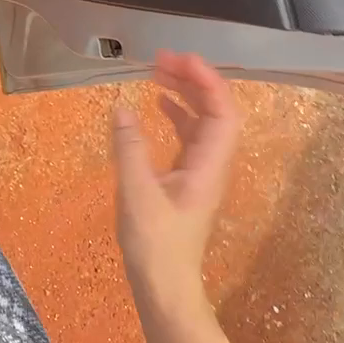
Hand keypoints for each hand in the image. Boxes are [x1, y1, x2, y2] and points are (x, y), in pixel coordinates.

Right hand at [111, 50, 240, 306]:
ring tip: (157, 72)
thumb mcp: (136, 192)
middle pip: (215, 112)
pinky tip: (156, 104)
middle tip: (162, 58)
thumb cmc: (154, 241)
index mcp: (209, 166)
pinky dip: (175, 113)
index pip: (222, 113)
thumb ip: (129, 147)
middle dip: (194, 80)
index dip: (207, 81)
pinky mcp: (185, 180)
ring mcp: (200, 172)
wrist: (165, 284)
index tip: (179, 59)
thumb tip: (121, 107)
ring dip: (185, 94)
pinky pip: (188, 136)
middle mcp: (212, 164)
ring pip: (202, 122)